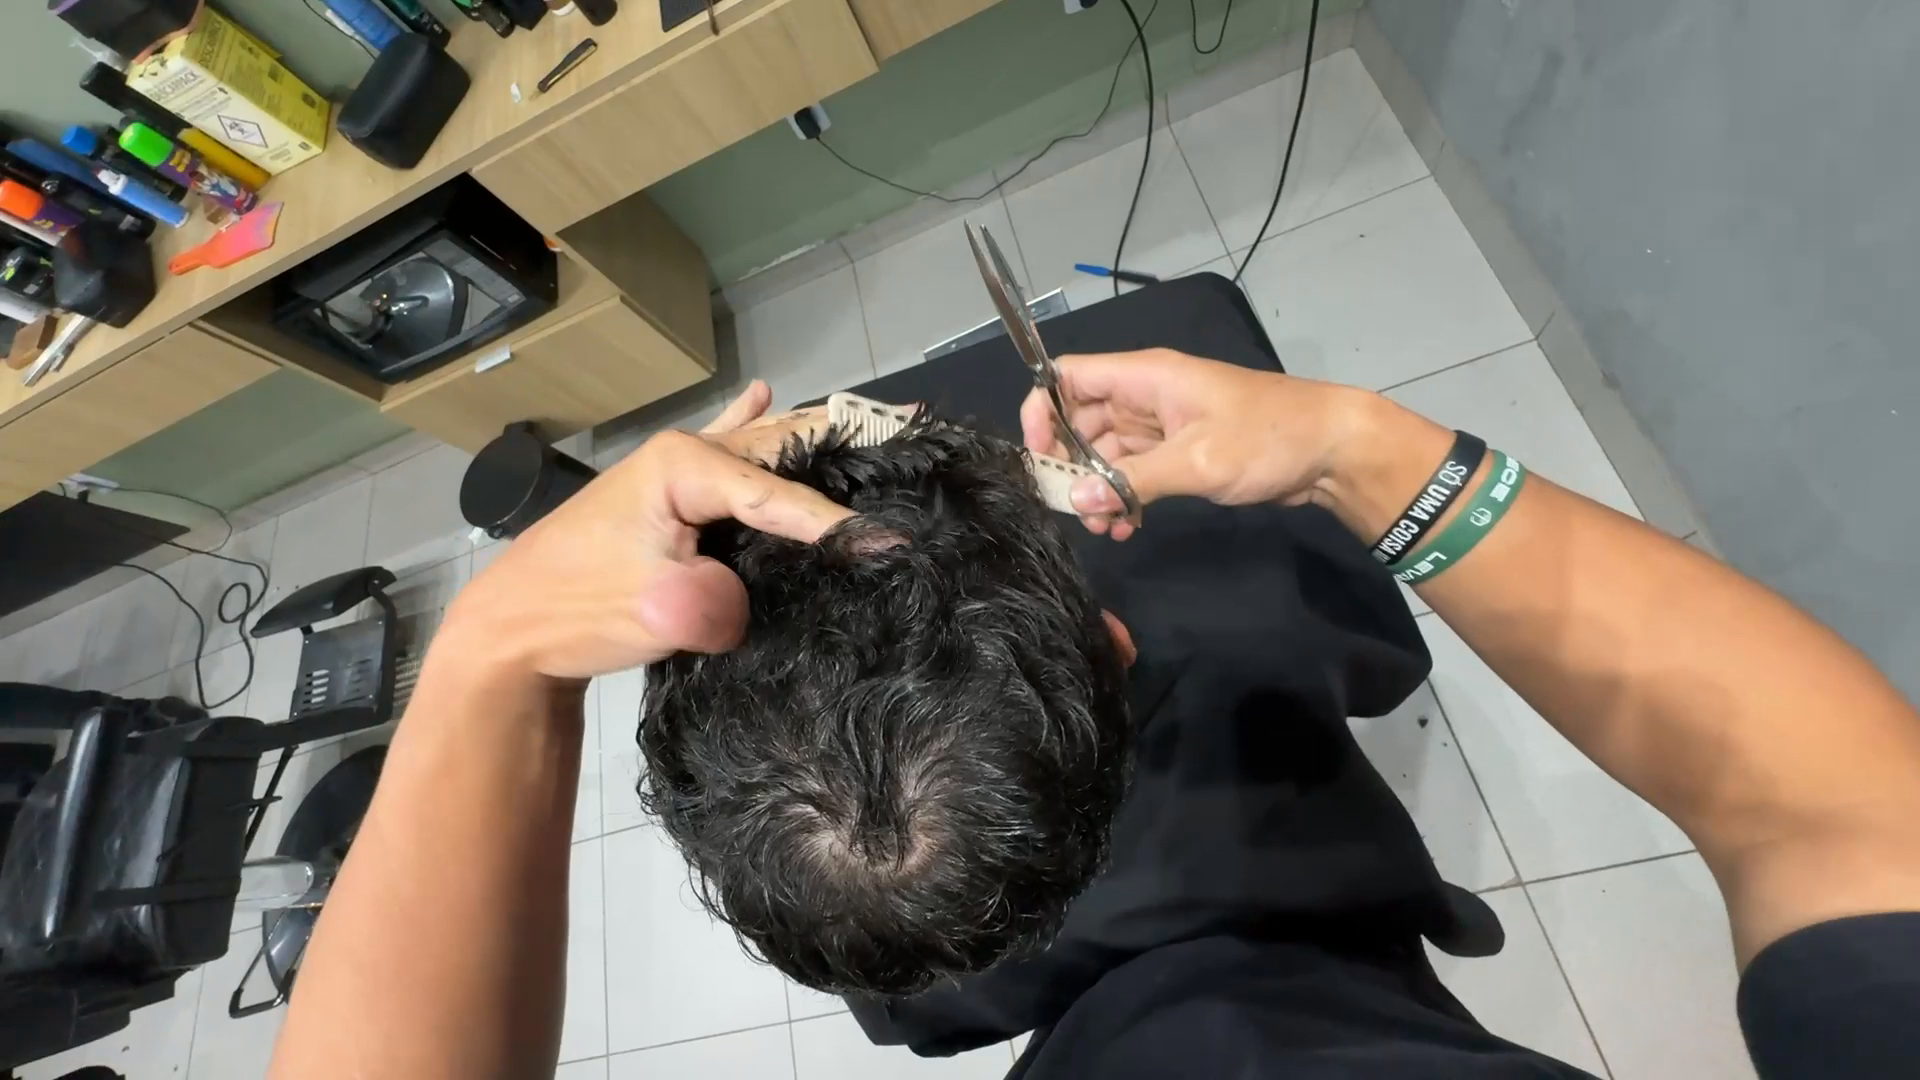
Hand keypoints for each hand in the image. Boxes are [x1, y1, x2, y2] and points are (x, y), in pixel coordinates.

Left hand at [440, 381, 853, 680]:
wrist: (513, 628)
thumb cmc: (576, 611)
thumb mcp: (655, 613)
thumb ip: (716, 603)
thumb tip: (748, 603)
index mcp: (684, 466)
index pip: (777, 494)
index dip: (834, 522)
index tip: (891, 543)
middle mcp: (687, 454)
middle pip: (782, 441)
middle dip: (846, 436)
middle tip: (911, 424)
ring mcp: (677, 471)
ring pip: (762, 439)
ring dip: (815, 429)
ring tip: (871, 413)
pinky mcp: (671, 496)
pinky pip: (726, 450)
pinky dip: (753, 423)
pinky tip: (761, 391)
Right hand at [1019, 349, 1383, 539]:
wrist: (1331, 450)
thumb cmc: (1267, 439)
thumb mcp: (1197, 460)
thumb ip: (1132, 480)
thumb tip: (1076, 500)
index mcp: (1144, 378)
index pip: (1068, 377)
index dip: (1041, 411)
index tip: (1039, 457)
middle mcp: (1143, 397)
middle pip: (1078, 421)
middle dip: (1069, 465)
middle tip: (1072, 507)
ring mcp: (1157, 426)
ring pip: (1102, 453)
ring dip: (1096, 489)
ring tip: (1104, 526)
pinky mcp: (1173, 452)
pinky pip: (1129, 471)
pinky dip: (1122, 496)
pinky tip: (1126, 526)